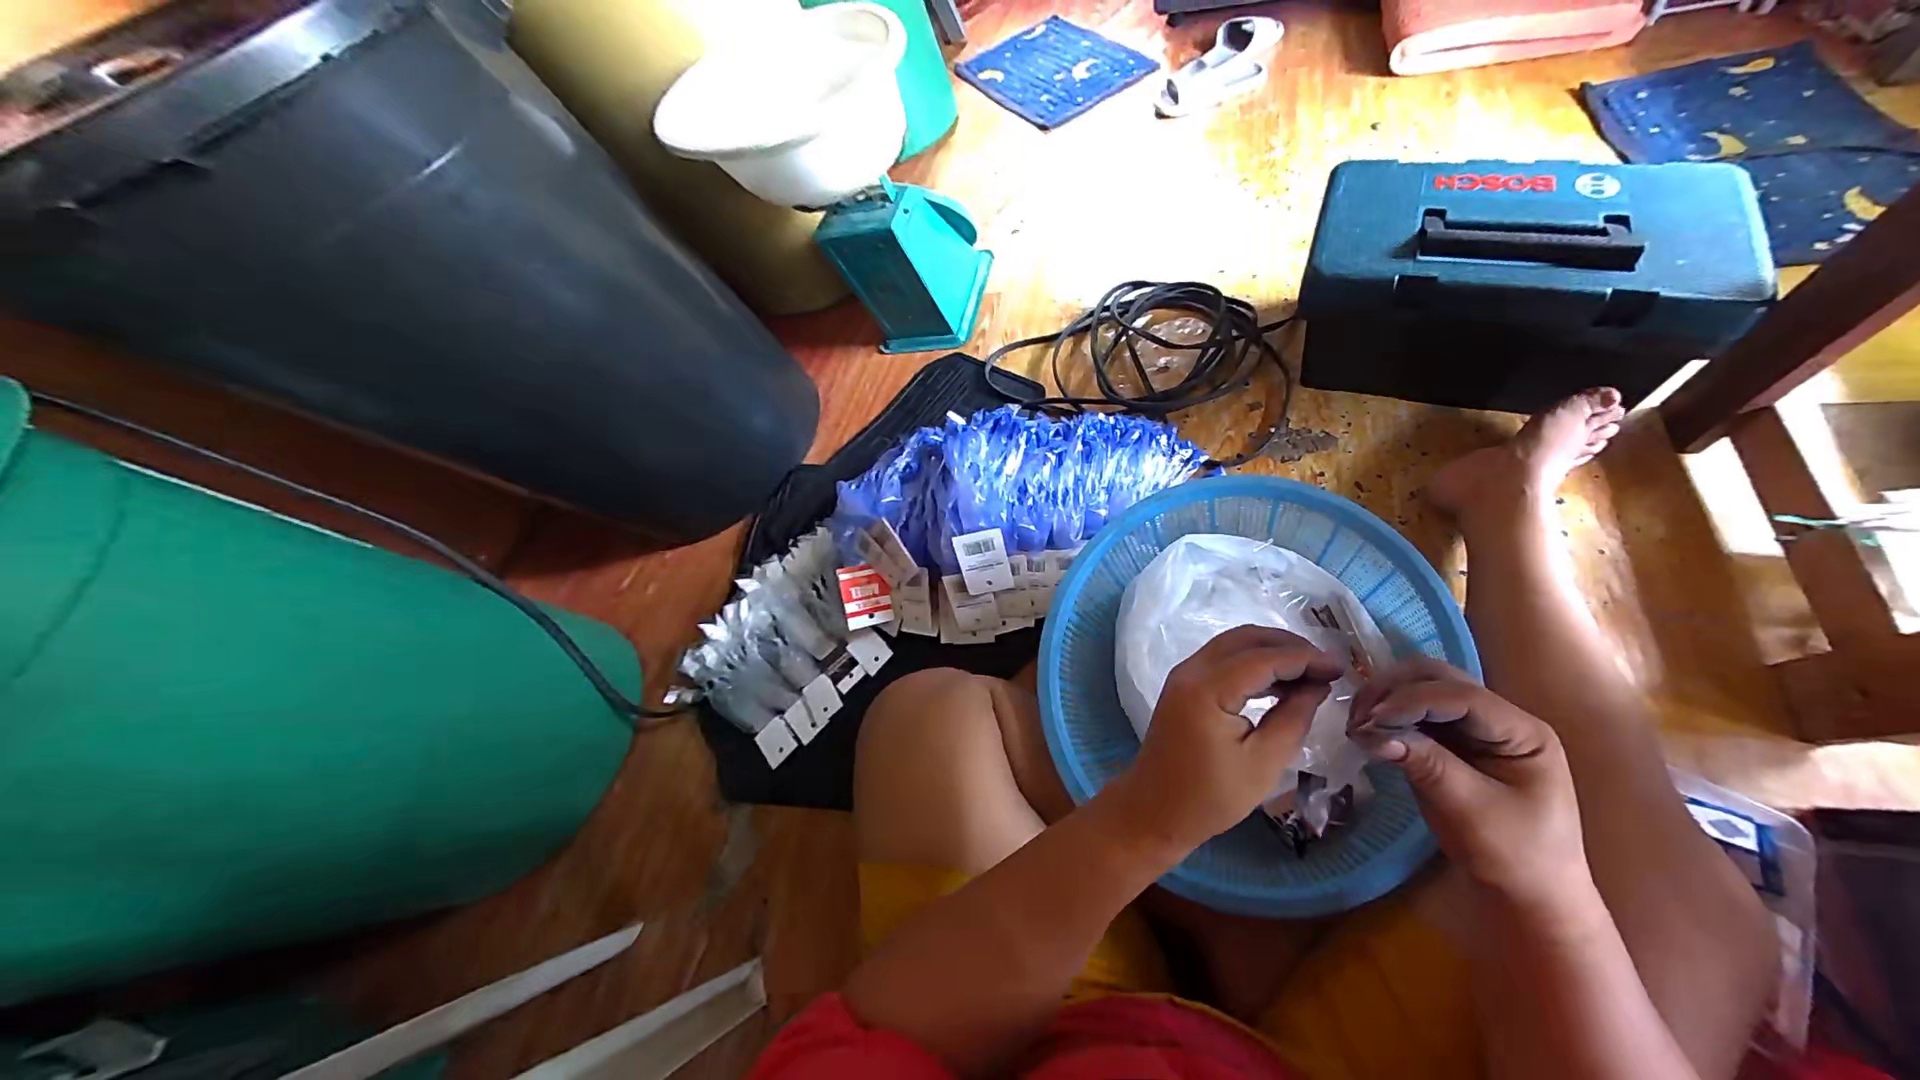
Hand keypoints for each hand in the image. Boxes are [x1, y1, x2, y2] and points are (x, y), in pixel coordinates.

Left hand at [1105, 625, 1344, 852]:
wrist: (1155, 810)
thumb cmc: (1210, 796)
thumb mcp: (1264, 762)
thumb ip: (1293, 717)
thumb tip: (1317, 685)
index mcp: (1206, 688)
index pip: (1262, 658)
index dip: (1305, 659)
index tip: (1341, 668)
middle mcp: (1190, 671)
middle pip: (1244, 639)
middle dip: (1289, 646)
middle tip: (1327, 666)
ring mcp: (1182, 676)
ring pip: (1232, 645)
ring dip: (1271, 652)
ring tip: (1311, 674)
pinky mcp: (1183, 686)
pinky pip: (1222, 660)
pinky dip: (1252, 663)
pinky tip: (1280, 684)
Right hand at [1349, 659, 1589, 907]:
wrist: (1529, 896)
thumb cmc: (1514, 856)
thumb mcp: (1471, 811)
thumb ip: (1426, 764)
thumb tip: (1369, 732)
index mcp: (1522, 732)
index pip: (1461, 695)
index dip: (1411, 700)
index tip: (1369, 721)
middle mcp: (1499, 719)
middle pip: (1438, 678)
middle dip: (1393, 691)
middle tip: (1358, 718)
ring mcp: (1474, 727)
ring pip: (1421, 688)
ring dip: (1386, 699)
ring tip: (1358, 725)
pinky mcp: (1450, 740)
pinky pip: (1413, 712)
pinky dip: (1387, 715)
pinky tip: (1368, 732)